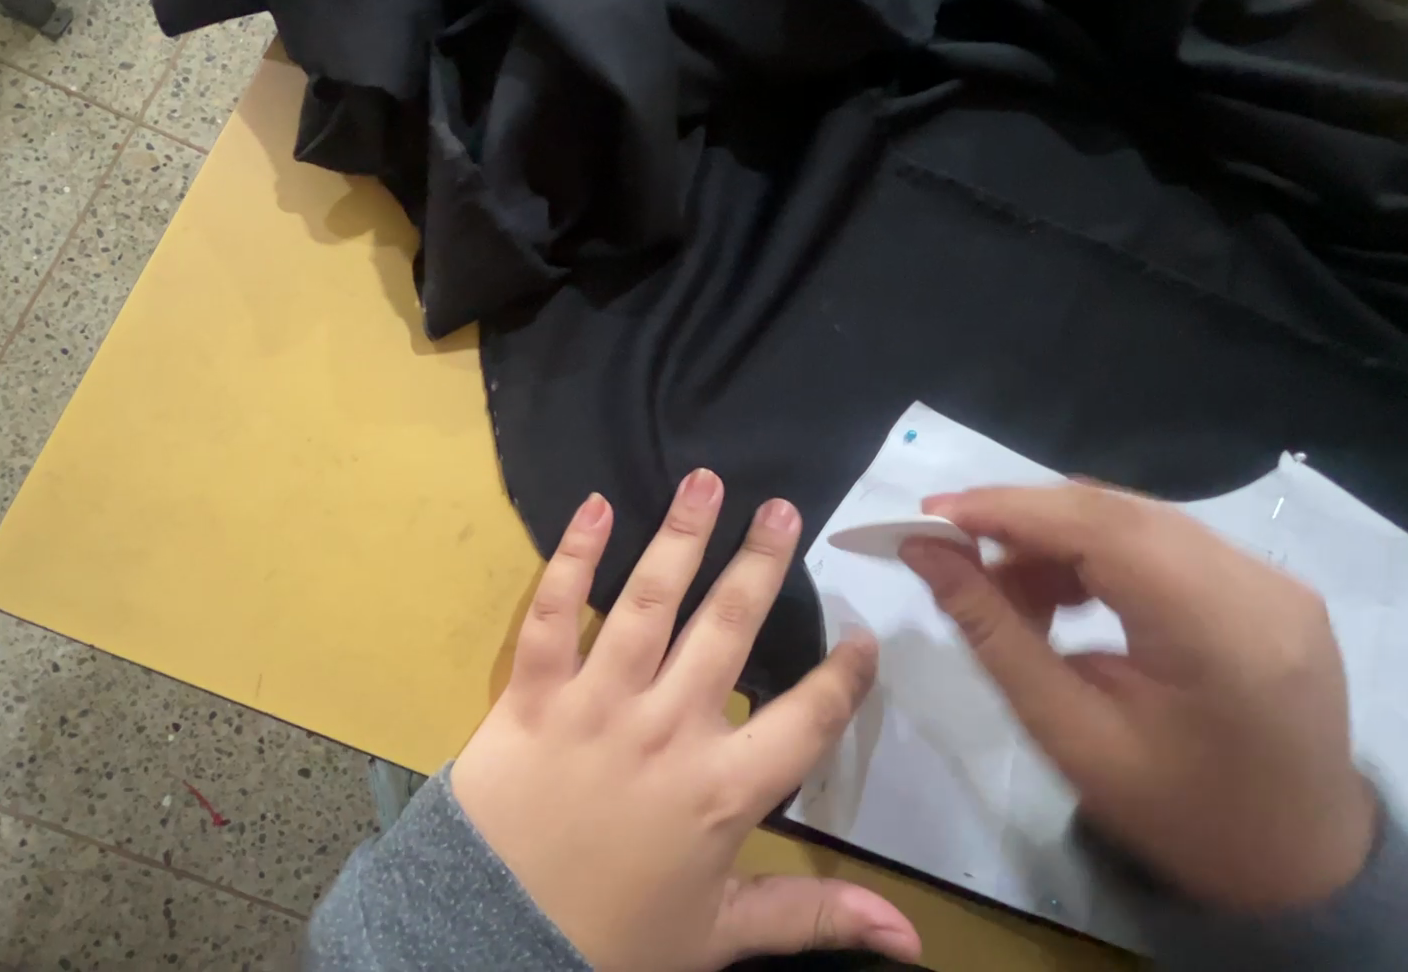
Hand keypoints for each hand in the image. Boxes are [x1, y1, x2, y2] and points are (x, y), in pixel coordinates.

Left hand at [452, 470, 921, 970]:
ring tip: (704, 481)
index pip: (804, 720)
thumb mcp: (718, 935)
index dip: (843, 680)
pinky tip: (596, 507)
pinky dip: (574, 557)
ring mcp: (597, 702)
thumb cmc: (610, 934)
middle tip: (781, 509)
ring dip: (682, 535)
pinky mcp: (535, 690)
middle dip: (761, 564)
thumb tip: (912, 936)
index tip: (865, 636)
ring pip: (649, 602)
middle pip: (728, 629)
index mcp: (721, 790)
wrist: (495, 934)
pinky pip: (555, 613)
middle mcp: (667, 730)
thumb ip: (811, 916)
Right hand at [899, 482, 1376, 911]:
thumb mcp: (1061, 726)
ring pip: (1129, 516)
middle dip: (1019, 517)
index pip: (1104, 530)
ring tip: (1003, 591)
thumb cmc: (1170, 808)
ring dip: (1049, 537)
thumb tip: (922, 552)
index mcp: (1223, 635)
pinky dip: (1086, 552)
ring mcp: (1272, 580)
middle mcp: (1262, 587)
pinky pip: (1152, 537)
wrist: (1293, 861)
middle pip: (1115, 511)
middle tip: (947, 543)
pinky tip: (1055, 596)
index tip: (930, 515)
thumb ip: (990, 629)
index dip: (1009, 509)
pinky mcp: (1262, 582)